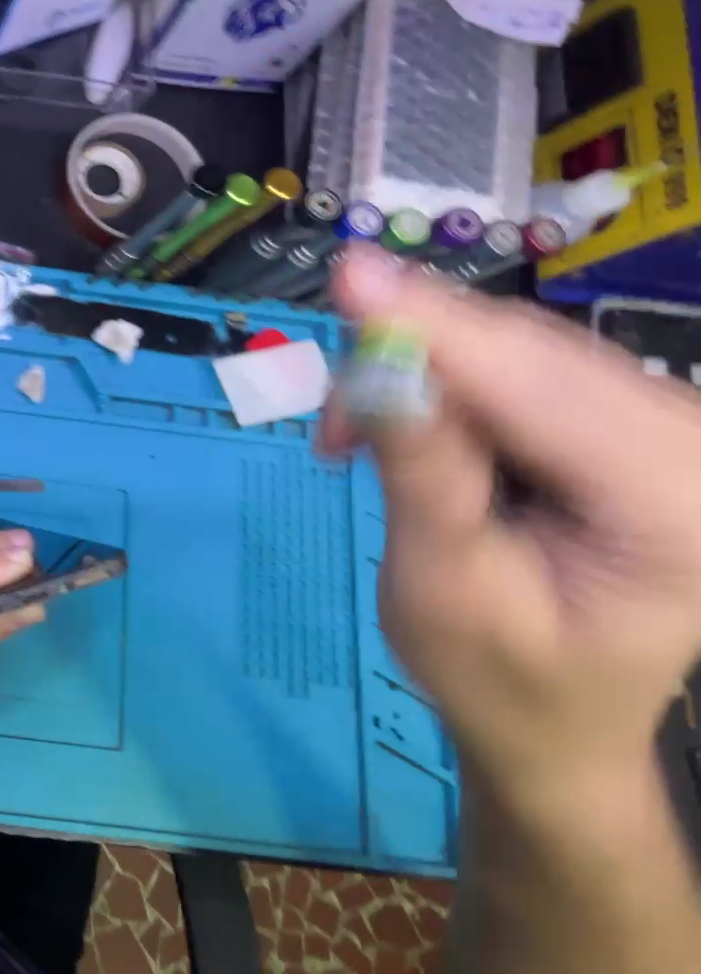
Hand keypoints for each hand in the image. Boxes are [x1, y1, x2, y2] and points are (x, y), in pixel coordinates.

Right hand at [322, 246, 700, 797]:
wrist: (550, 716)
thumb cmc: (495, 672)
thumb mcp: (443, 584)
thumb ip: (423, 474)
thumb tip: (379, 369)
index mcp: (677, 508)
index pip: (540, 389)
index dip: (439, 327)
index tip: (347, 274)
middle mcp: (693, 448)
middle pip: (533, 357)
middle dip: (412, 361)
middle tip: (327, 427)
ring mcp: (666, 431)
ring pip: (519, 355)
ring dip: (418, 378)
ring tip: (351, 443)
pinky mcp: (625, 426)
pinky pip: (519, 374)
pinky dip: (442, 388)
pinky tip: (401, 429)